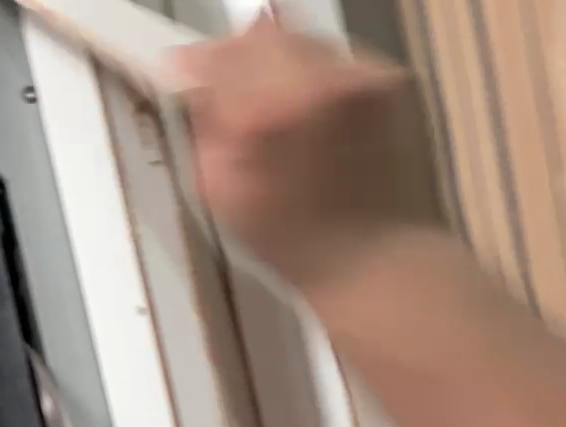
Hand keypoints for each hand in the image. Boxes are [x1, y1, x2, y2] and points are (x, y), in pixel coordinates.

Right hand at [172, 18, 433, 293]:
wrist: (368, 250)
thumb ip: (207, 131)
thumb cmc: (281, 235)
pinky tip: (306, 107)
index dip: (192, 61)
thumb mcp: (219, 192)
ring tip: (263, 95)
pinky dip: (311, 72)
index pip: (217, 61)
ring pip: (300, 40)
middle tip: (216, 79)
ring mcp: (359, 73)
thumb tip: (197, 88)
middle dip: (232, 55)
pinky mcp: (390, 75)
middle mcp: (314, 81)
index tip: (176, 66)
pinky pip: (335, 56)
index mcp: (261, 118)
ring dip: (273, 59)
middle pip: (260, 37)